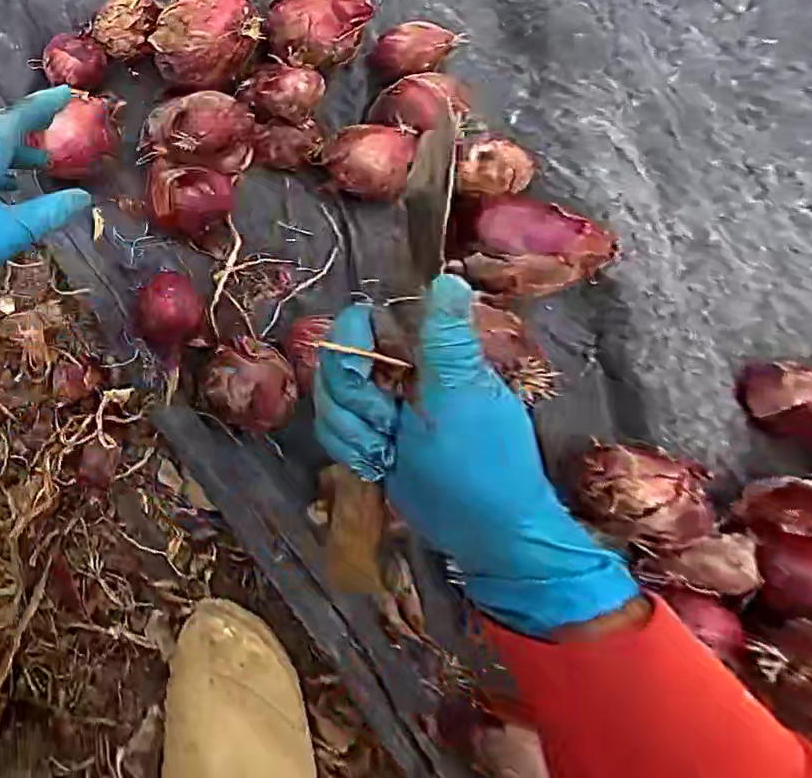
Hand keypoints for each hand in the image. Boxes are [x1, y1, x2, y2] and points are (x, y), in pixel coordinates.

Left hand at [0, 87, 92, 334]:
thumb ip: (49, 212)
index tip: (68, 94)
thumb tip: (82, 197)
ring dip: (14, 148)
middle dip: (28, 122)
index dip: (44, 106)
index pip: (17, 118)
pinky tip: (11, 187)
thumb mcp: (11, 233)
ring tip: (42, 162)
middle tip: (55, 122)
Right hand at [312, 275, 638, 637]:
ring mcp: (376, 404)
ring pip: (326, 398)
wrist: (485, 534)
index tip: (370, 380)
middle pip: (333, 362)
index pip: (358, 322)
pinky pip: (328, 428)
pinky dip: (347, 448)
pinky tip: (375, 464)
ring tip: (385, 452)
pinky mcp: (363, 434)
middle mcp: (394, 371)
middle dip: (352, 401)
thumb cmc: (482, 463)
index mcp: (421, 352)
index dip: (352, 348)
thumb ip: (446, 340)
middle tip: (388, 425)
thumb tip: (448, 277)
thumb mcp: (463, 398)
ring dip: (350, 430)